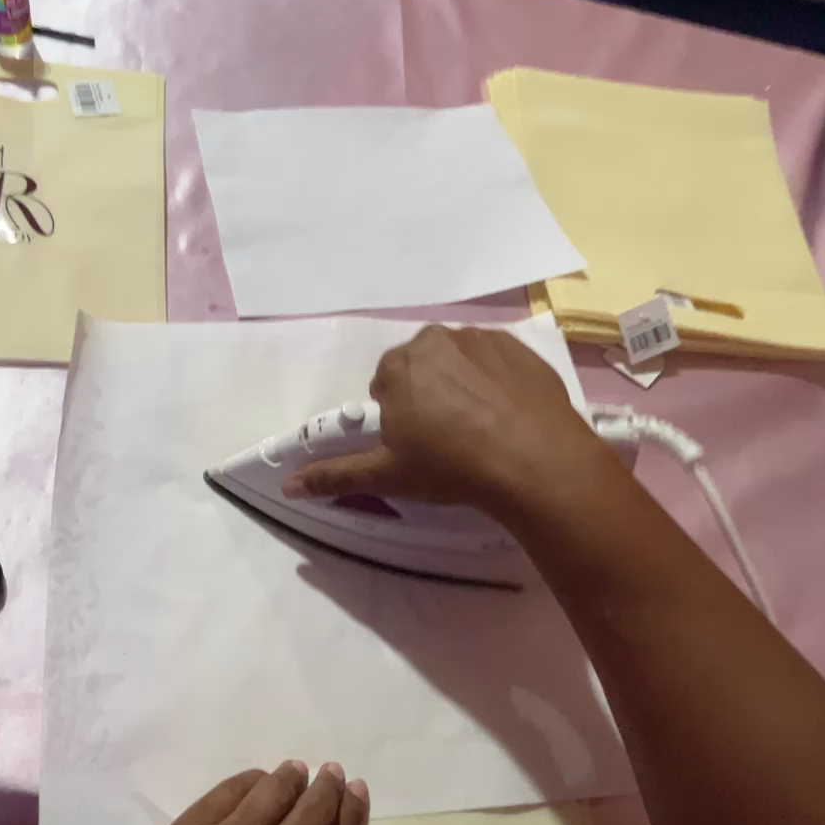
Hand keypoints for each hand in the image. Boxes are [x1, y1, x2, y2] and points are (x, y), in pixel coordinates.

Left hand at [82, 761, 368, 824]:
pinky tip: (258, 778)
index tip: (358, 792)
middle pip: (309, 819)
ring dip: (290, 777)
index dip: (352, 817)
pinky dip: (249, 780)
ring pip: (270, 796)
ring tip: (297, 769)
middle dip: (327, 790)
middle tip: (333, 772)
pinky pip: (228, 792)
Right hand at [284, 326, 609, 517]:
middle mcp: (434, 340)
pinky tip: (506, 415)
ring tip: (479, 429)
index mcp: (397, 366)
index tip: (416, 445)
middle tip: (446, 440)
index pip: (385, 386)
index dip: (397, 418)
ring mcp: (480, 339)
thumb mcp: (388, 476)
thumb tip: (288, 486)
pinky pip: (494, 361)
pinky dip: (494, 382)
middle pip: (419, 369)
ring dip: (460, 387)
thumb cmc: (450, 466)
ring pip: (457, 363)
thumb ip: (335, 475)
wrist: (535, 461)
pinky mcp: (519, 347)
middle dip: (426, 397)